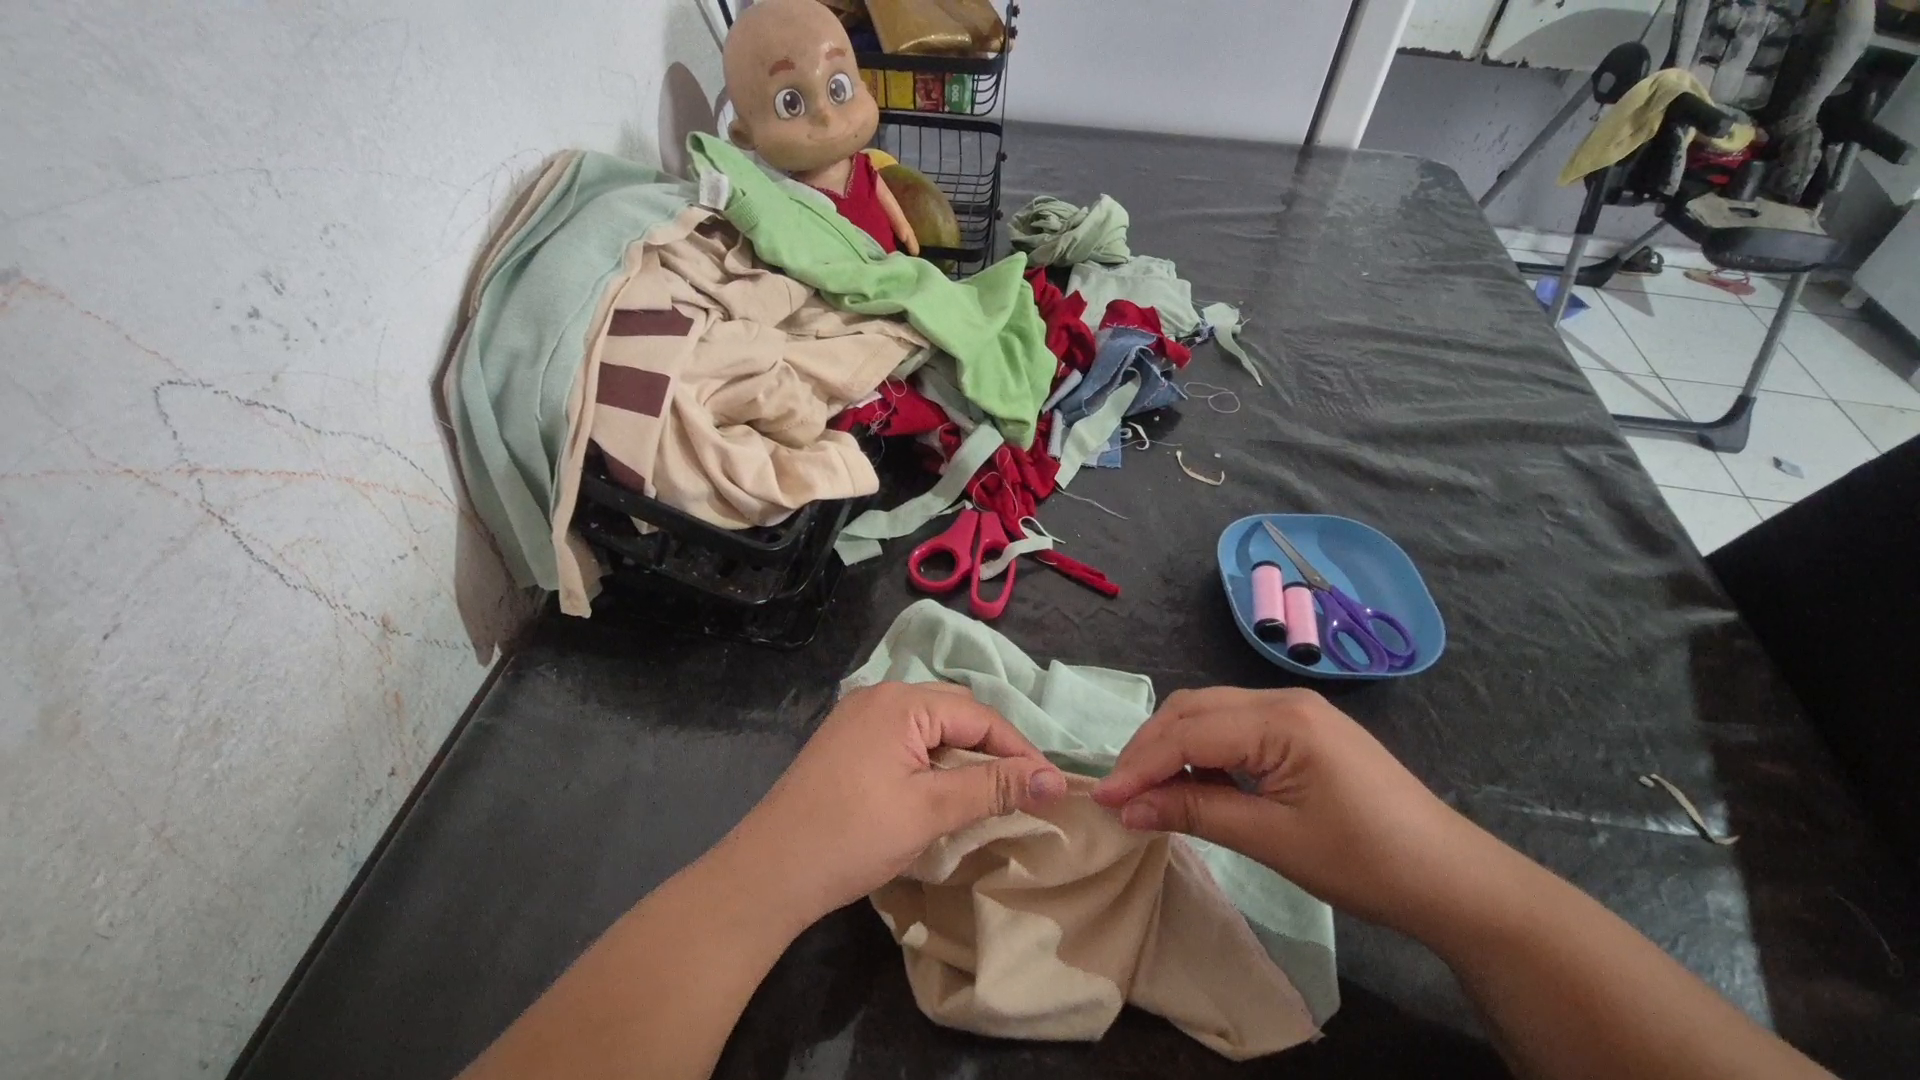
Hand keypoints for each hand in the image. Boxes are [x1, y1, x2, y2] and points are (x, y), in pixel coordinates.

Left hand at [721, 682, 1066, 922]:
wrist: (768, 872)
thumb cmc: (853, 837)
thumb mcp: (931, 811)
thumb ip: (993, 788)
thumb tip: (1056, 780)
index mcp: (901, 702)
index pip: (979, 716)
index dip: (1020, 751)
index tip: (1053, 787)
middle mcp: (879, 696)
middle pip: (955, 712)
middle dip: (992, 747)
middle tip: (1023, 788)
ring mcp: (857, 717)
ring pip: (930, 725)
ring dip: (962, 752)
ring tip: (988, 790)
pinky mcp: (846, 742)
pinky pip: (904, 737)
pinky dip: (932, 757)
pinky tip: (940, 788)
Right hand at [1090, 687, 1503, 939]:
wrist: (1453, 879)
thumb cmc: (1364, 861)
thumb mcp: (1272, 839)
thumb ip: (1195, 811)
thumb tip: (1126, 808)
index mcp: (1281, 719)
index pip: (1188, 731)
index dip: (1139, 765)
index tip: (1102, 799)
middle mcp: (1283, 699)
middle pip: (1193, 708)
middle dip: (1149, 748)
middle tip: (1119, 793)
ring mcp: (1296, 711)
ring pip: (1211, 712)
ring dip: (1173, 746)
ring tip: (1147, 790)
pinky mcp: (1304, 729)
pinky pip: (1236, 726)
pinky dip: (1204, 750)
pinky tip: (1193, 782)